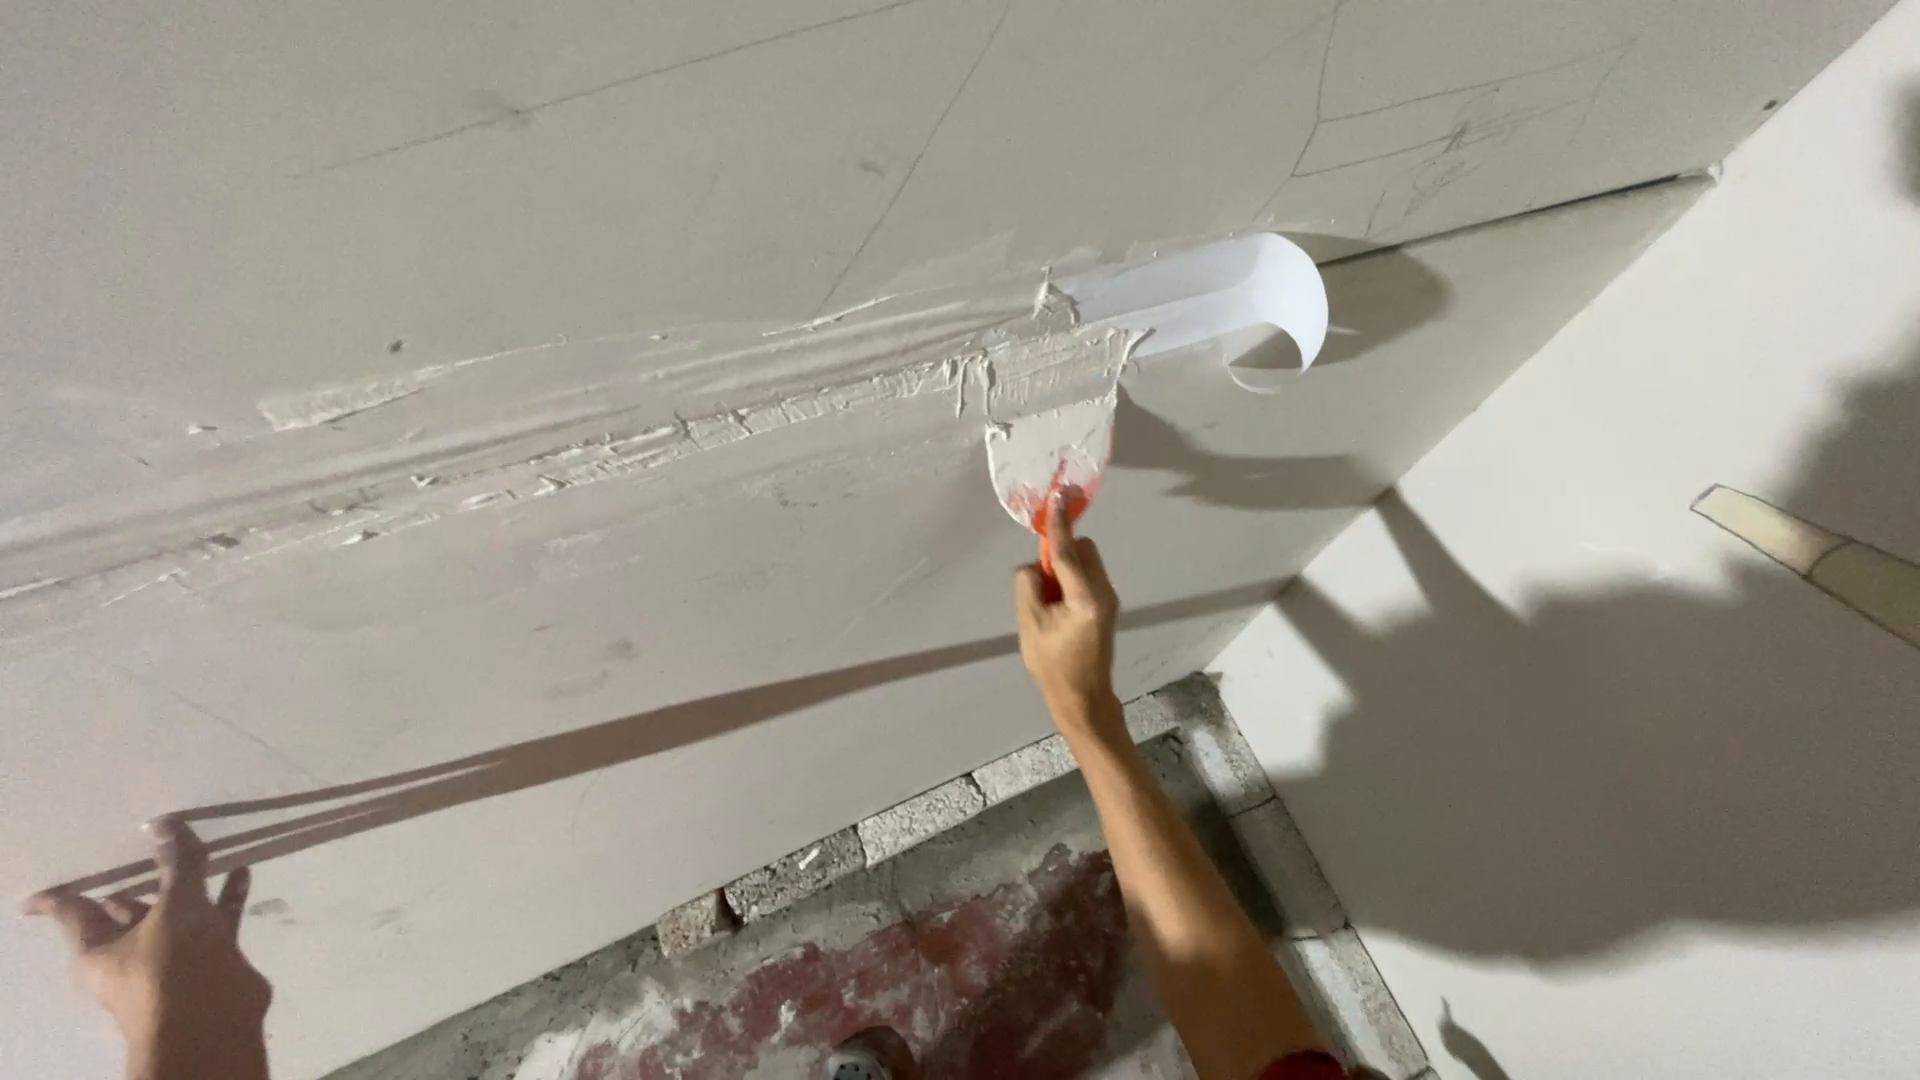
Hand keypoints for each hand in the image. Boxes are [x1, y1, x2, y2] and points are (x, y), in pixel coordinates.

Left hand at [23, 817, 271, 1079]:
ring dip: (189, 886)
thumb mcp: (175, 907)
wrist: (210, 1018)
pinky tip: (242, 872)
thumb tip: (163, 823)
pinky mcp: (208, 957)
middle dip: (138, 884)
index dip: (60, 897)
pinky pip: (216, 918)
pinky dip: (227, 896)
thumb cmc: (173, 964)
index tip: (44, 889)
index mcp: (97, 948)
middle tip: (152, 848)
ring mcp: (171, 956)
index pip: (72, 912)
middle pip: (127, 911)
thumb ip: (177, 864)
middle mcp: (128, 952)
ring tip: (207, 852)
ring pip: (176, 912)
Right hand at [1014, 489, 1121, 727]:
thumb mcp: (1030, 624)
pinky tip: (1057, 608)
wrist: (1082, 697)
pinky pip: (1087, 576)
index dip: (1058, 522)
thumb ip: (1029, 584)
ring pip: (1086, 561)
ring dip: (1065, 568)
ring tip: (1048, 603)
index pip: (1067, 551)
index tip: (1057, 495)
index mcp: (1085, 598)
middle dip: (1061, 553)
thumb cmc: (1052, 664)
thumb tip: (1037, 567)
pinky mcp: (1107, 605)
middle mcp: (1104, 592)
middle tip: (1041, 584)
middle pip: (1083, 549)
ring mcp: (1109, 598)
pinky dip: (1070, 580)